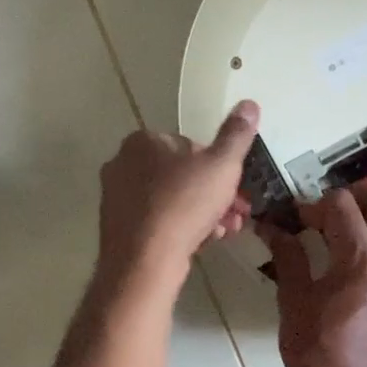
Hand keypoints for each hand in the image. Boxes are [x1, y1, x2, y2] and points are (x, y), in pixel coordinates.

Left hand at [97, 101, 258, 281]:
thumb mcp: (222, 165)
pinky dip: (182, 229)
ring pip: (172, 200)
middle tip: (239, 211)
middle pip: (182, 175)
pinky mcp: (119, 229)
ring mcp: (117, 199)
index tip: (237, 185)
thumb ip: (236, 135)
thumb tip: (249, 104)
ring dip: (204, 213)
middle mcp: (123, 164)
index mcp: (143, 141)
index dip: (218, 166)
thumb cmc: (183, 204)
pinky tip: (203, 242)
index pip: (189, 145)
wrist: (144, 262)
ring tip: (227, 230)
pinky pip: (158, 222)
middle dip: (215, 193)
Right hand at [261, 184, 366, 366]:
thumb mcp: (292, 296)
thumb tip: (272, 226)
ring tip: (343, 225)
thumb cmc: (314, 346)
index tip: (294, 221)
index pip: (341, 203)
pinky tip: (350, 247)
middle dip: (352, 195)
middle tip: (325, 213)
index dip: (311, 205)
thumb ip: (287, 253)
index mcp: (359, 257)